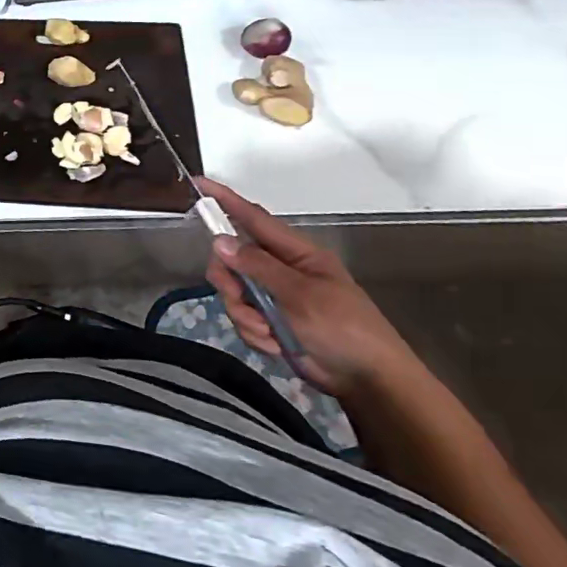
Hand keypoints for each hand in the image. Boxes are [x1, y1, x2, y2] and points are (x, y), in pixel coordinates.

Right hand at [196, 178, 421, 397]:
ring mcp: (274, 297)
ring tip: (270, 332)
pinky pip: (242, 319)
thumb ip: (258, 267)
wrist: (367, 381)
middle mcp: (280, 270)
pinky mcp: (270, 322)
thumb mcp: (301, 294)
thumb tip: (220, 241)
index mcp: (296, 253)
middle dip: (230, 282)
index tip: (199, 185)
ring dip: (246, 316)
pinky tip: (276, 344)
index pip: (254, 219)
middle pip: (232, 260)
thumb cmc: (344, 329)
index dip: (226, 201)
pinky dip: (254, 334)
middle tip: (238, 297)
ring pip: (233, 293)